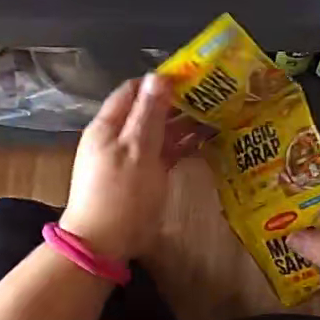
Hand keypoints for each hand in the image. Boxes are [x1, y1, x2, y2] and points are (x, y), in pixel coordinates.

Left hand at [60, 74, 205, 262]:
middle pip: (149, 111)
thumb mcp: (138, 149)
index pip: (134, 90)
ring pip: (159, 133)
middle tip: (211, 98)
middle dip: (178, 103)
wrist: (104, 243)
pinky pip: (164, 153)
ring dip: (184, 125)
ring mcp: (131, 158)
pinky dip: (182, 146)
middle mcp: (119, 137)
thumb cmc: (121, 194)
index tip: (192, 78)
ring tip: (215, 117)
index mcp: (110, 125)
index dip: (160, 82)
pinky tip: (205, 142)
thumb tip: (159, 76)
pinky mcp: (143, 177)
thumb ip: (149, 113)